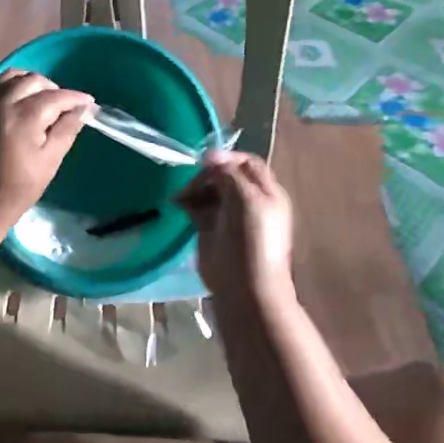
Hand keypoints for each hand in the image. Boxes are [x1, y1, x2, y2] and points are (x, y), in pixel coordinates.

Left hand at [0, 70, 93, 229]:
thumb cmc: (19, 186)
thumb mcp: (50, 160)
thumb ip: (67, 129)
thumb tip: (84, 109)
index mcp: (25, 115)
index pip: (57, 96)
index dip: (76, 99)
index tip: (90, 104)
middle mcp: (4, 101)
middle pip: (36, 81)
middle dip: (55, 90)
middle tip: (66, 109)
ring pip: (15, 76)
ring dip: (32, 83)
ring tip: (44, 102)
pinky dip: (12, 84)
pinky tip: (21, 98)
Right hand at [177, 151, 293, 297]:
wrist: (244, 285)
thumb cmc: (252, 240)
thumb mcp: (247, 199)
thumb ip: (229, 174)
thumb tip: (211, 156)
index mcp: (266, 192)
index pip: (247, 163)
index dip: (228, 158)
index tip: (205, 162)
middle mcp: (248, 199)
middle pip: (224, 174)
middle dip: (207, 174)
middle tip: (193, 184)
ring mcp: (228, 213)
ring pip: (208, 188)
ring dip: (194, 186)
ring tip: (182, 196)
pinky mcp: (209, 226)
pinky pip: (196, 204)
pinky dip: (186, 200)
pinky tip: (177, 203)